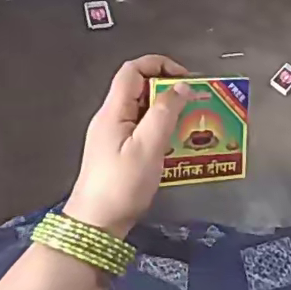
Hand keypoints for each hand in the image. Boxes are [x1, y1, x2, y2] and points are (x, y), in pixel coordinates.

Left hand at [64, 55, 193, 235]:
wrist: (96, 225)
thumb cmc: (122, 185)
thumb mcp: (148, 147)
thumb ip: (165, 113)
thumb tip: (181, 86)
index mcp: (113, 111)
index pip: (133, 70)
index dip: (159, 64)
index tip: (186, 78)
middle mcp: (110, 118)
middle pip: (139, 88)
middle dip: (168, 90)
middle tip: (194, 102)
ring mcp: (112, 136)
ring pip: (142, 110)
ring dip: (167, 112)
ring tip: (191, 123)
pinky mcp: (117, 152)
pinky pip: (141, 129)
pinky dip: (160, 130)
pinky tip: (175, 144)